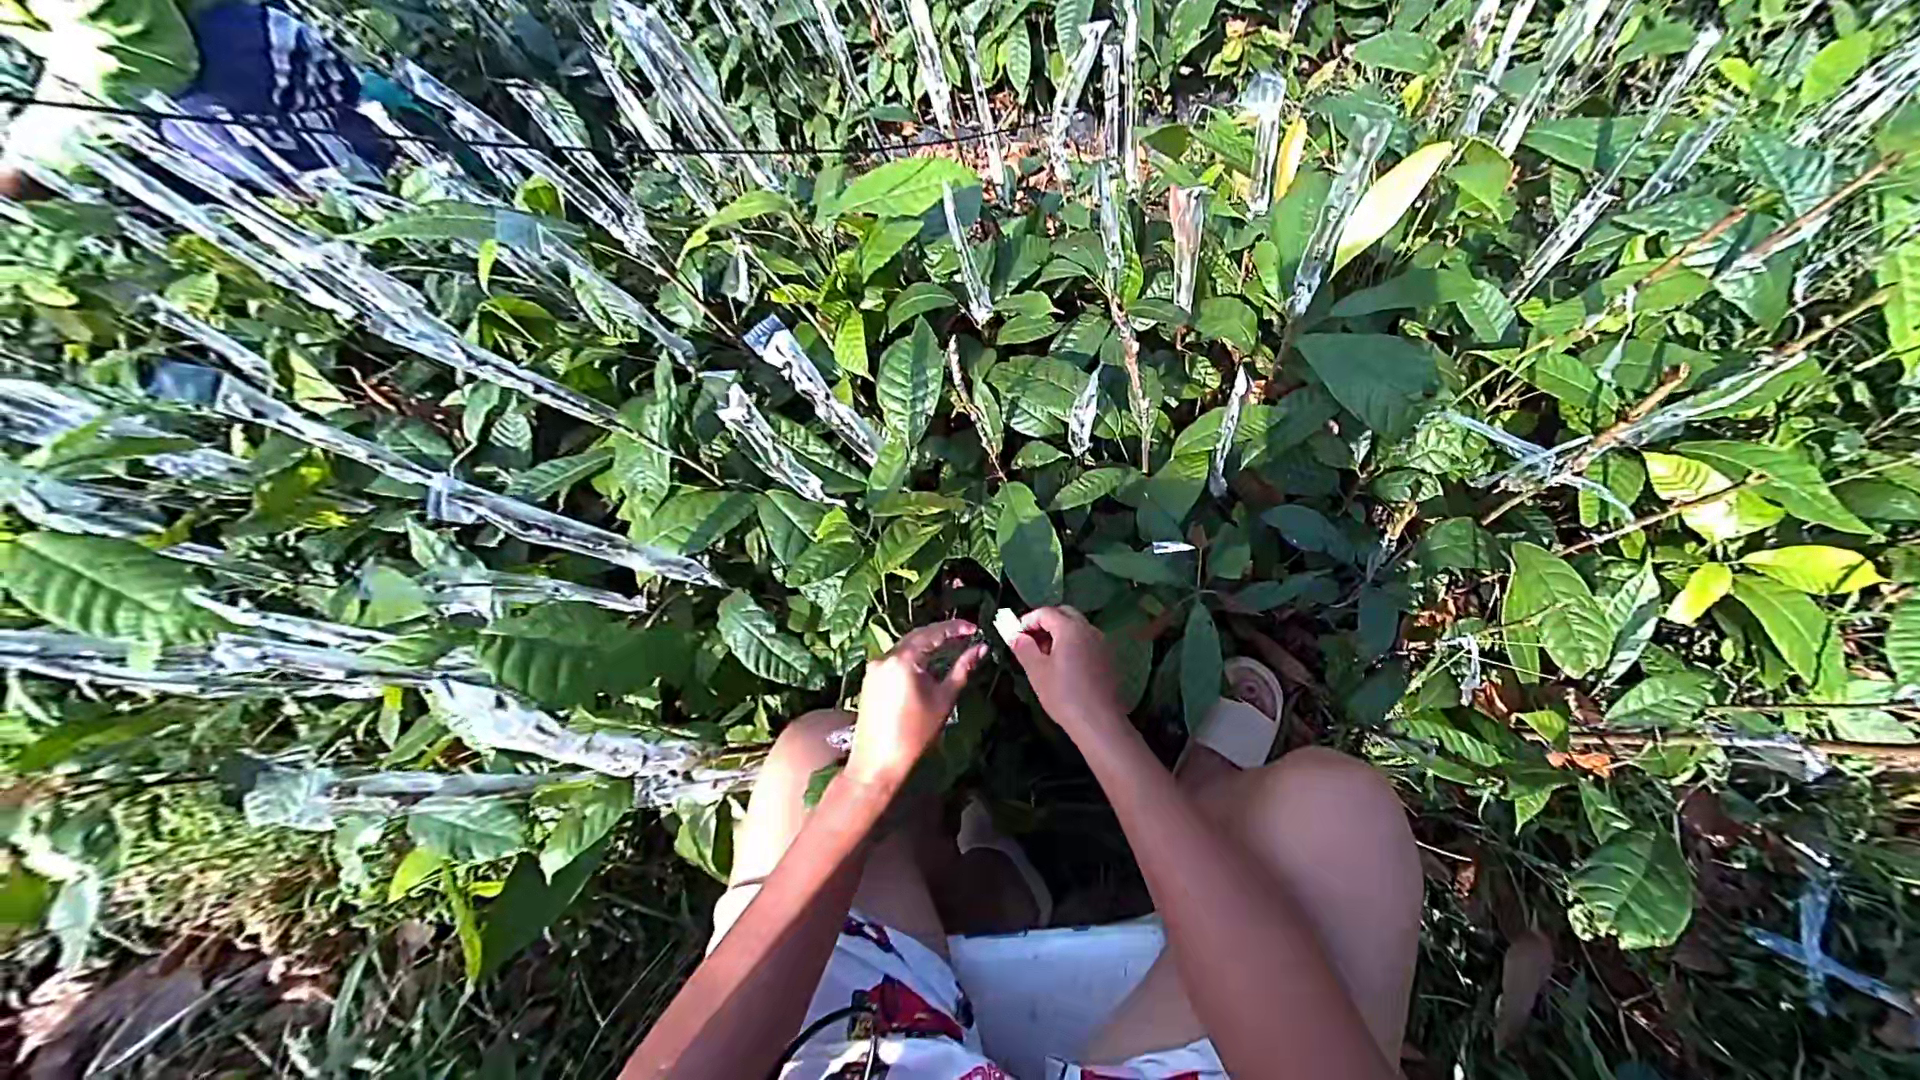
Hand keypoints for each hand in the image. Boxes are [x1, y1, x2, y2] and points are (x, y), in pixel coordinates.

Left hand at [845, 620, 987, 788]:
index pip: (932, 633)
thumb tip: (979, 649)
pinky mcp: (870, 680)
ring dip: (927, 646)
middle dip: (941, 634)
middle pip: (917, 637)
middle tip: (965, 636)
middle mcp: (885, 657)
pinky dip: (913, 658)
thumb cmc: (915, 733)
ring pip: (905, 648)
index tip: (974, 628)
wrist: (877, 763)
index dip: (955, 628)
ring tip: (950, 649)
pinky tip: (928, 666)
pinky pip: (895, 660)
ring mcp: (874, 668)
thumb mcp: (943, 699)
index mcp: (902, 659)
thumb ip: (962, 669)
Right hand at [1006, 606, 1128, 739]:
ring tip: (1045, 655)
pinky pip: (1087, 641)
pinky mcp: (1108, 657)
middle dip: (1045, 622)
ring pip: (1077, 627)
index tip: (1016, 634)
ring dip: (1059, 632)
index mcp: (1070, 629)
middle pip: (1065, 614)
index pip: (1046, 612)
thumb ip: (1023, 648)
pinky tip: (1065, 665)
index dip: (1028, 620)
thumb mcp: (1037, 671)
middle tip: (1030, 641)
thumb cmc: (1063, 695)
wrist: (1099, 722)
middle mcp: (1089, 630)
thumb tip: (1014, 635)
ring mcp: (1102, 643)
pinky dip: (1073, 643)